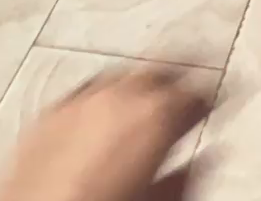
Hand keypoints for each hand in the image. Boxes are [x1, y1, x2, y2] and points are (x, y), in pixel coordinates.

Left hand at [0, 68, 210, 200]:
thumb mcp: (160, 196)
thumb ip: (186, 172)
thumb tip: (205, 155)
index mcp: (156, 111)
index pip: (197, 89)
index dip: (211, 94)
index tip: (217, 98)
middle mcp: (120, 93)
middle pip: (160, 71)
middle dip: (176, 79)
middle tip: (187, 92)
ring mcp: (79, 101)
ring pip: (121, 77)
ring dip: (136, 87)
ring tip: (143, 103)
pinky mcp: (43, 116)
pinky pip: (82, 95)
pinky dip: (98, 100)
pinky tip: (99, 117)